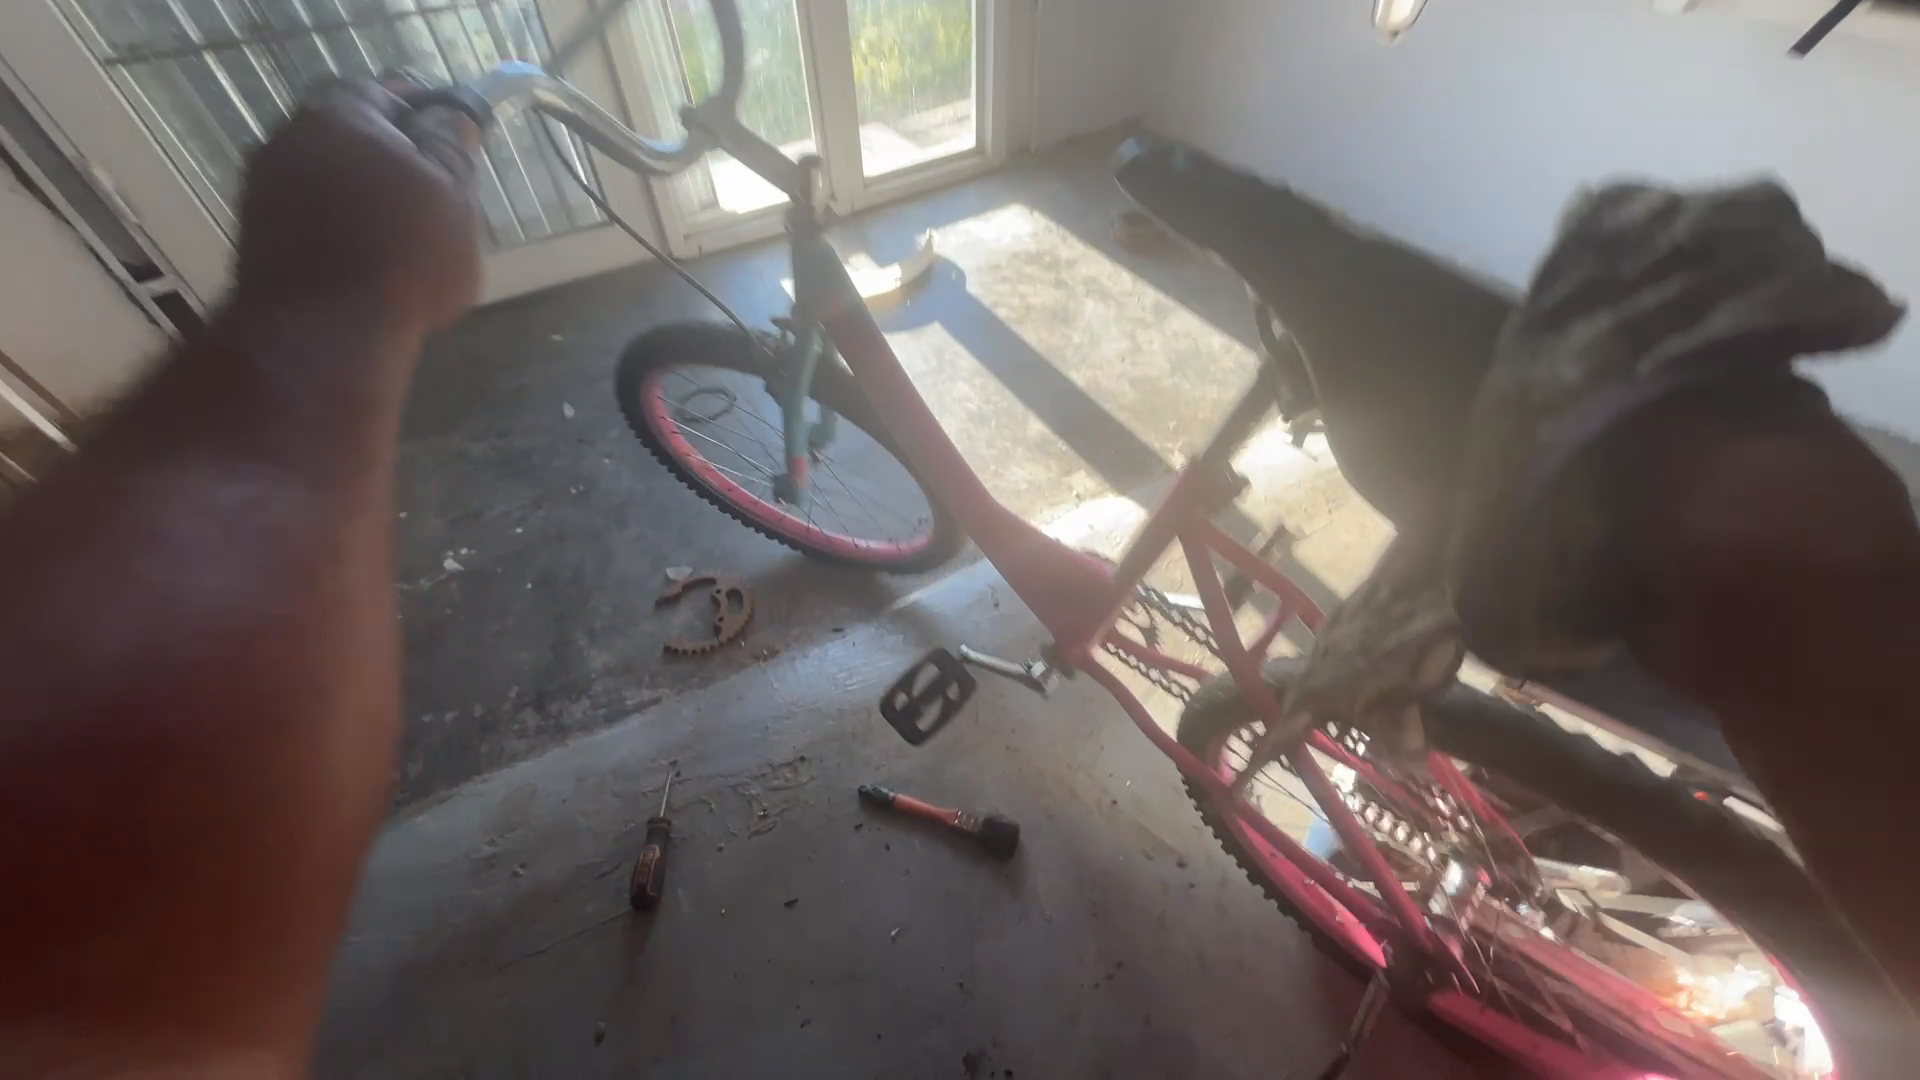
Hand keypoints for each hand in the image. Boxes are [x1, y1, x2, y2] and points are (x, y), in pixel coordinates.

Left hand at [232, 79, 481, 336]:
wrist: (327, 328)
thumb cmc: (406, 256)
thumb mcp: (454, 199)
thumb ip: (452, 151)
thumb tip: (453, 115)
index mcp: (341, 115)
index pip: (385, 91)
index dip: (424, 110)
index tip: (455, 138)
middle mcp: (292, 137)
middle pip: (353, 133)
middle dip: (396, 155)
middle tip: (441, 194)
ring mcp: (268, 185)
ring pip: (334, 176)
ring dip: (370, 194)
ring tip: (413, 235)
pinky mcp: (262, 232)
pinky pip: (316, 214)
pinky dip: (347, 226)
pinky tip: (377, 260)